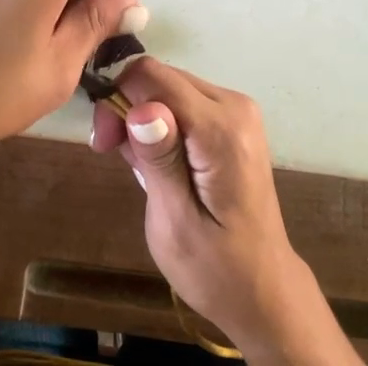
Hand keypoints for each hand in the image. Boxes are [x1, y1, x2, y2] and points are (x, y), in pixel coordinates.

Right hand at [92, 59, 357, 364]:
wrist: (263, 290)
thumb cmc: (216, 269)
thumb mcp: (175, 223)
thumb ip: (159, 161)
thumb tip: (142, 108)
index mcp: (222, 130)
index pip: (152, 77)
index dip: (118, 99)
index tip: (104, 143)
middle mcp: (235, 106)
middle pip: (160, 76)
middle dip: (126, 107)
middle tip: (111, 153)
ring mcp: (237, 110)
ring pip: (167, 85)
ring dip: (141, 117)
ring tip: (138, 167)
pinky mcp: (232, 119)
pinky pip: (182, 101)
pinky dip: (160, 123)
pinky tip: (157, 161)